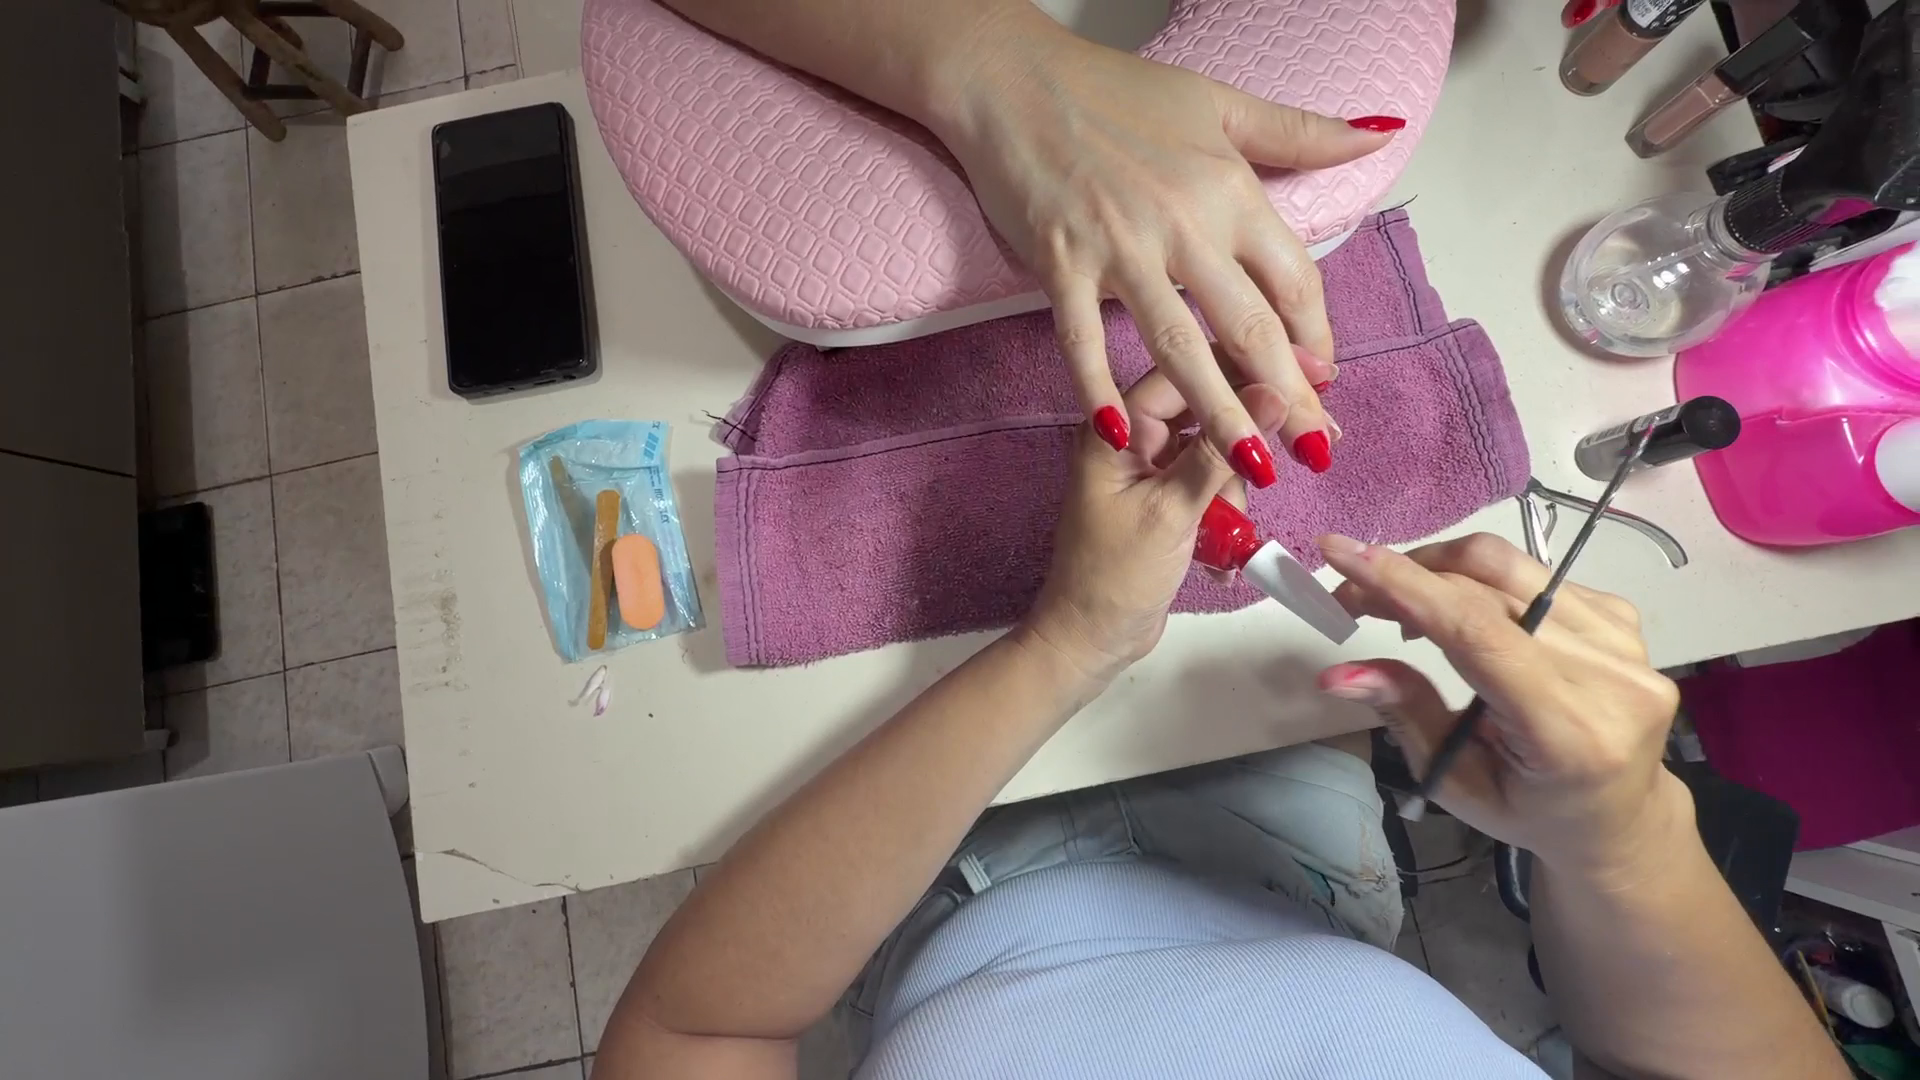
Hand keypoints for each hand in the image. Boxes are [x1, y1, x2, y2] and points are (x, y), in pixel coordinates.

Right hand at [924, 12, 1396, 486]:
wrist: (1016, 83)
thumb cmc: (1114, 91)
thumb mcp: (1219, 102)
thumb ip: (1297, 132)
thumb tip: (1376, 137)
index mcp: (1229, 189)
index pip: (1292, 280)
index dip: (1316, 340)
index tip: (1324, 385)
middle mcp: (1184, 224)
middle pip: (1249, 328)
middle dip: (1289, 398)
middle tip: (1314, 453)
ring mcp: (1119, 249)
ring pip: (1177, 346)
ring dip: (1218, 413)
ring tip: (1249, 467)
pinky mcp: (1062, 266)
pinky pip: (1082, 339)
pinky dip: (1096, 388)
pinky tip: (1116, 434)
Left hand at [1021, 370, 1288, 678]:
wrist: (1091, 638)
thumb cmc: (1116, 576)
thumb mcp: (1171, 512)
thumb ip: (1220, 451)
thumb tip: (1273, 392)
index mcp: (1113, 428)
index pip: (1185, 371)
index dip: (1247, 367)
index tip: (1309, 369)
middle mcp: (1129, 438)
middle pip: (1206, 409)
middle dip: (1252, 434)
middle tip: (1316, 440)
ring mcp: (1147, 470)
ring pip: (1214, 451)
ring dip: (1234, 489)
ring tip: (1232, 530)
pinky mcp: (1163, 499)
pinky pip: (1208, 484)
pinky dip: (1224, 511)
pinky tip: (1224, 551)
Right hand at [1312, 533, 1685, 876]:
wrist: (1618, 813)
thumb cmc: (1525, 808)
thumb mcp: (1452, 780)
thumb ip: (1405, 712)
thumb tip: (1337, 674)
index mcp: (1568, 731)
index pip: (1477, 630)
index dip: (1402, 584)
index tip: (1338, 552)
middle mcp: (1610, 676)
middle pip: (1480, 590)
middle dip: (1397, 580)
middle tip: (1347, 600)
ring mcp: (1622, 641)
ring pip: (1501, 565)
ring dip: (1430, 569)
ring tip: (1395, 601)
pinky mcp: (1618, 617)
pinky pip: (1525, 572)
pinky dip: (1469, 578)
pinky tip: (1453, 610)